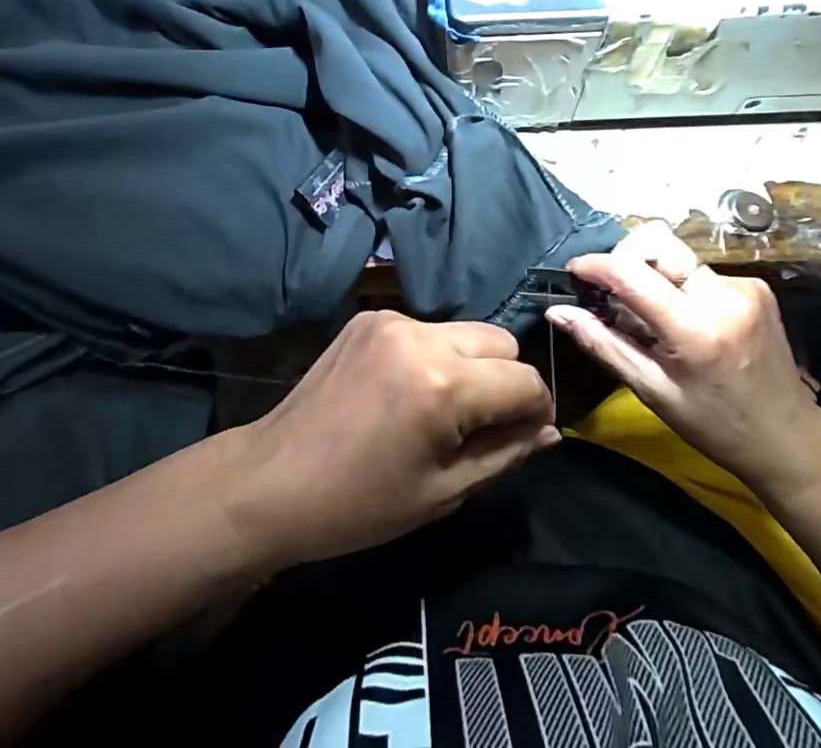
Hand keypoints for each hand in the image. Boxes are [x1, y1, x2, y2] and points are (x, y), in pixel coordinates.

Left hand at [219, 310, 558, 567]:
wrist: (270, 481)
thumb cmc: (360, 504)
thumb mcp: (445, 491)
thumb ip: (506, 453)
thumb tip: (551, 431)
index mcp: (444, 385)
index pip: (526, 382)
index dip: (535, 413)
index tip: (522, 438)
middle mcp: (422, 337)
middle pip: (503, 342)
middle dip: (505, 381)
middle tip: (476, 425)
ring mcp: (392, 320)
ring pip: (467, 333)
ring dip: (471, 366)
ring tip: (439, 408)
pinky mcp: (370, 317)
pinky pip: (429, 331)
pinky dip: (434, 356)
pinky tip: (405, 390)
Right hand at [545, 224, 820, 497]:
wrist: (789, 437)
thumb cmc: (715, 426)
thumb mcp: (653, 391)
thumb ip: (603, 344)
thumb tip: (558, 312)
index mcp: (696, 328)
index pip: (632, 273)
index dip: (595, 265)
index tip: (574, 273)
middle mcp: (724, 295)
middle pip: (658, 245)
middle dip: (625, 259)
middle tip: (610, 291)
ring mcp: (746, 287)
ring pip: (678, 258)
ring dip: (653, 277)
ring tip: (649, 318)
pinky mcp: (757, 287)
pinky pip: (701, 273)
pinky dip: (681, 289)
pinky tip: (683, 322)